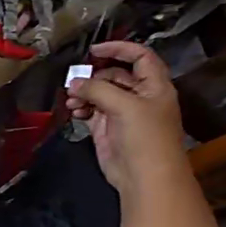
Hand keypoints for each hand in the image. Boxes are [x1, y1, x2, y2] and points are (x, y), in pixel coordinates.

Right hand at [65, 41, 188, 198]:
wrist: (144, 178)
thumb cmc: (145, 137)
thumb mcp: (126, 106)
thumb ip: (98, 89)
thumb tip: (74, 83)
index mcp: (154, 85)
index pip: (139, 56)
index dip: (119, 49)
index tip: (95, 50)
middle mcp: (139, 96)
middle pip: (115, 74)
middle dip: (94, 74)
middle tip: (75, 79)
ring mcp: (122, 113)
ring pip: (100, 92)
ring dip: (84, 92)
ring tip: (72, 99)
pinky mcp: (107, 129)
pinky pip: (91, 110)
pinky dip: (81, 108)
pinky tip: (74, 110)